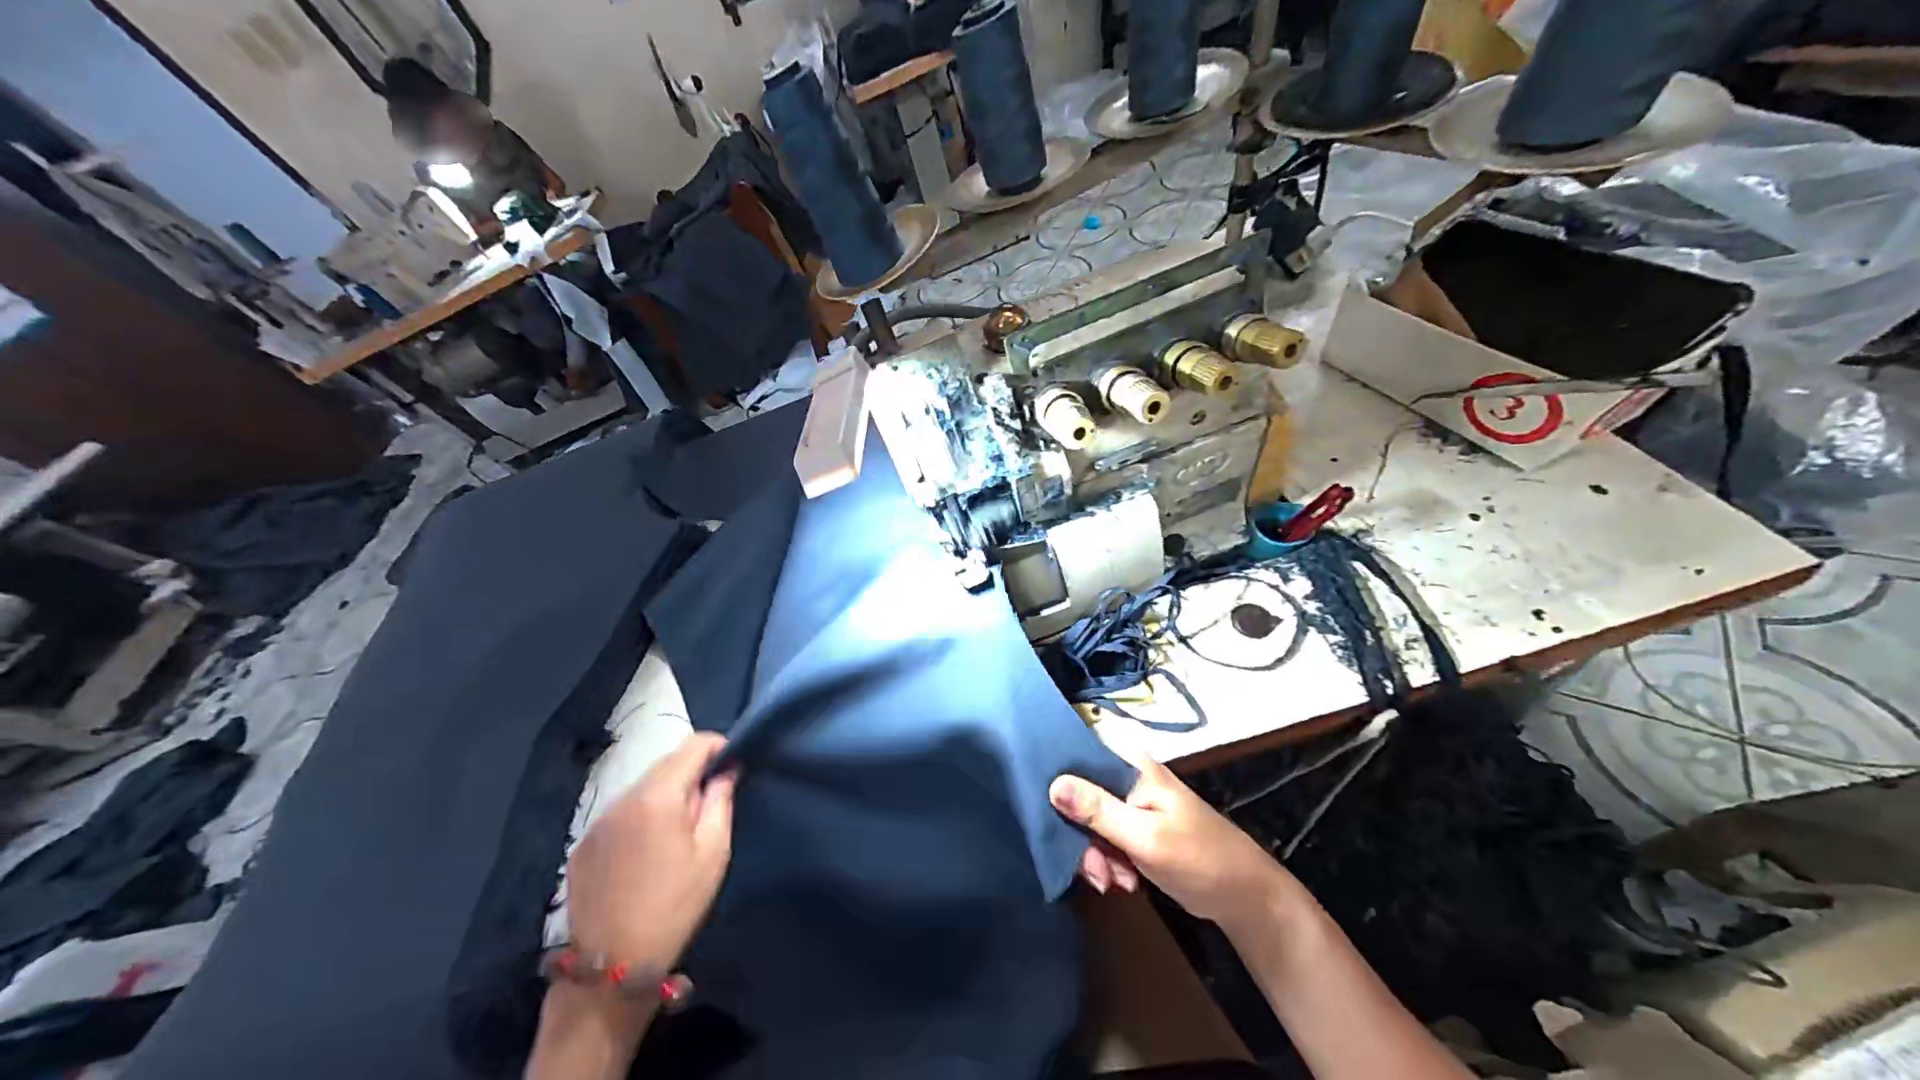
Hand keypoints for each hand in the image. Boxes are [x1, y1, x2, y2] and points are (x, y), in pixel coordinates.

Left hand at [566, 732, 737, 973]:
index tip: (733, 765)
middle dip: (692, 771)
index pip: (692, 744)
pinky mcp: (583, 845)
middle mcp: (622, 799)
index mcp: (658, 796)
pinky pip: (620, 813)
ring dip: (665, 794)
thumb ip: (721, 801)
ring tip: (679, 829)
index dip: (718, 747)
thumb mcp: (713, 853)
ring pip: (641, 787)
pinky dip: (641, 816)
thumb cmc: (674, 907)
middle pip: (664, 763)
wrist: (612, 967)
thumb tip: (726, 770)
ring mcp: (598, 821)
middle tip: (711, 801)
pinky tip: (648, 850)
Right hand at [1050, 742, 1293, 929]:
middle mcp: (1127, 777)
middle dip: (1081, 835)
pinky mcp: (1133, 827)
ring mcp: (1130, 803)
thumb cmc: (1198, 857)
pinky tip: (1121, 881)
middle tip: (1094, 870)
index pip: (1079, 753)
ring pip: (1088, 821)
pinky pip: (1103, 837)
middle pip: (1079, 794)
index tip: (1043, 810)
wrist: (1243, 896)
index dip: (1057, 776)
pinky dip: (1107, 860)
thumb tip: (1052, 785)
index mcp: (1131, 765)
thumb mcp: (1144, 837)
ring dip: (1095, 854)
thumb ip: (1097, 810)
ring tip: (1114, 882)